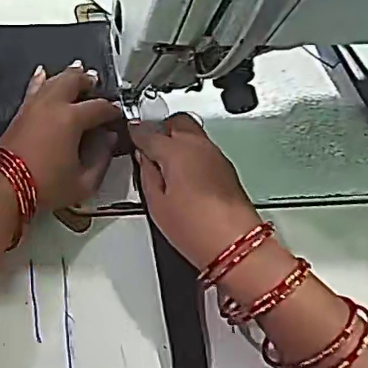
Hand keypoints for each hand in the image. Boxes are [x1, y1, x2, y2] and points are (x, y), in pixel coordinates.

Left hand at [0, 64, 123, 212]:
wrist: (5, 187)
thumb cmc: (41, 185)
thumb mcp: (84, 181)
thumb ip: (102, 157)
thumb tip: (107, 141)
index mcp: (71, 119)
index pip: (100, 106)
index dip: (112, 109)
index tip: (116, 114)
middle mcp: (51, 106)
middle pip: (74, 80)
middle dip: (89, 81)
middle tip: (97, 85)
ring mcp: (33, 107)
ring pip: (53, 79)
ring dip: (68, 76)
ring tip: (78, 74)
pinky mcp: (20, 113)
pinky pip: (33, 88)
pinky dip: (41, 79)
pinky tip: (42, 74)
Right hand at [132, 113, 264, 268]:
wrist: (236, 246)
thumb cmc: (199, 229)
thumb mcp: (156, 203)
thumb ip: (146, 173)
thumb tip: (143, 160)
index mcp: (176, 150)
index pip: (148, 131)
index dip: (135, 133)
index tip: (131, 135)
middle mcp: (199, 146)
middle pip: (176, 121)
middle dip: (160, 128)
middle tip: (148, 144)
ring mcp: (216, 155)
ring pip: (192, 132)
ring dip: (177, 139)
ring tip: (164, 161)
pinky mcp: (226, 167)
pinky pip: (203, 148)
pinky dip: (190, 152)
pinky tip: (182, 172)